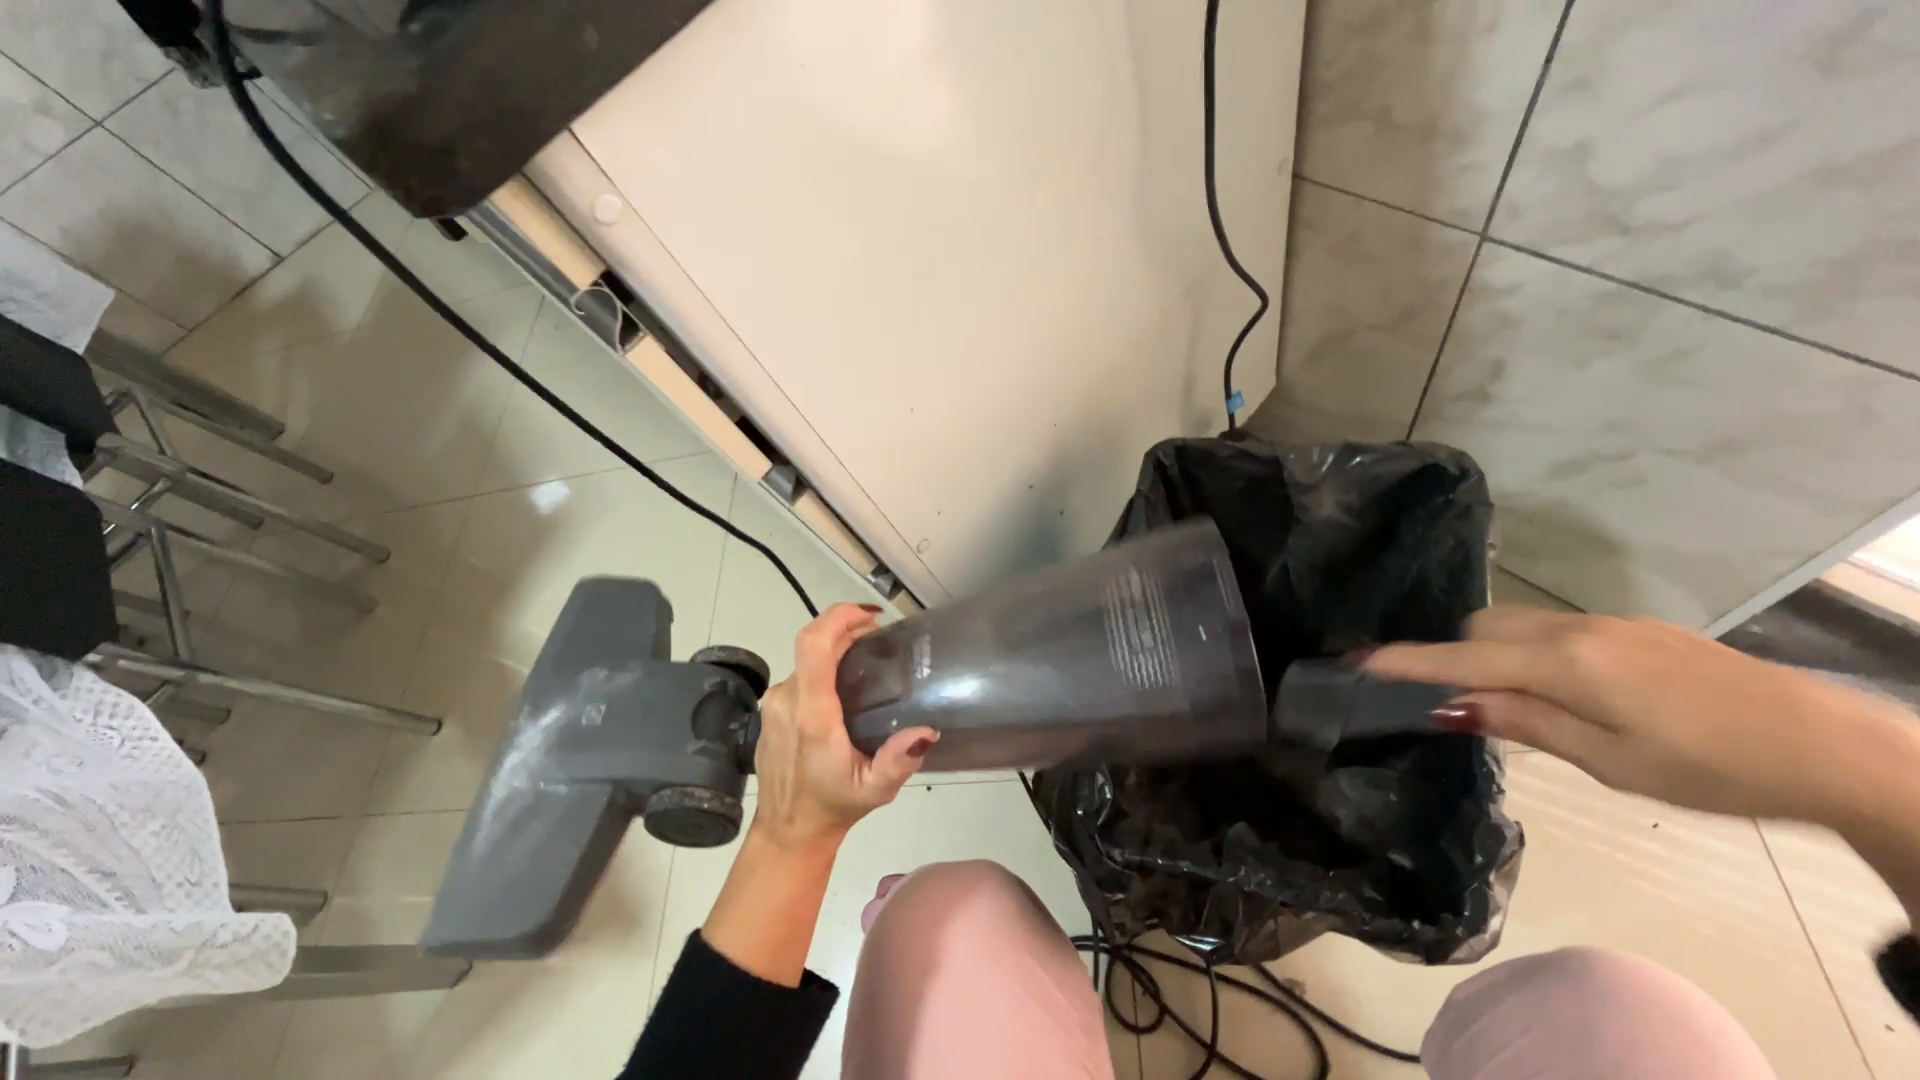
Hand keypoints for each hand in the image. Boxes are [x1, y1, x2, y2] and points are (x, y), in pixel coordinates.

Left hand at [750, 603, 937, 854]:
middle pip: (813, 646)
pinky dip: (822, 670)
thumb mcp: (875, 790)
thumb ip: (898, 761)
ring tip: (870, 661)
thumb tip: (926, 731)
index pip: (814, 645)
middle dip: (847, 632)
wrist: (788, 830)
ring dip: (836, 652)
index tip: (870, 616)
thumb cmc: (833, 806)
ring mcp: (775, 704)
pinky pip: (798, 677)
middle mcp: (788, 700)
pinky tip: (846, 688)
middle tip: (882, 638)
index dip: (838, 618)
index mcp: (812, 714)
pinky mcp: (772, 710)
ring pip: (806, 661)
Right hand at [1363, 607, 1919, 827]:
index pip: (1463, 659)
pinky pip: (1554, 630)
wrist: (1829, 745)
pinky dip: (1532, 654)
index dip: (1407, 663)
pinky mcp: (1635, 629)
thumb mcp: (1611, 762)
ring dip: (1494, 655)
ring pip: (1518, 626)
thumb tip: (1453, 705)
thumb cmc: (1712, 768)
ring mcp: (1609, 623)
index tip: (1354, 661)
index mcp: (1567, 665)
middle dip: (1454, 658)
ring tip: (1512, 704)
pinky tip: (1565, 693)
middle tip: (1456, 707)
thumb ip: (1526, 723)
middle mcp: (1577, 629)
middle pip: (1483, 629)